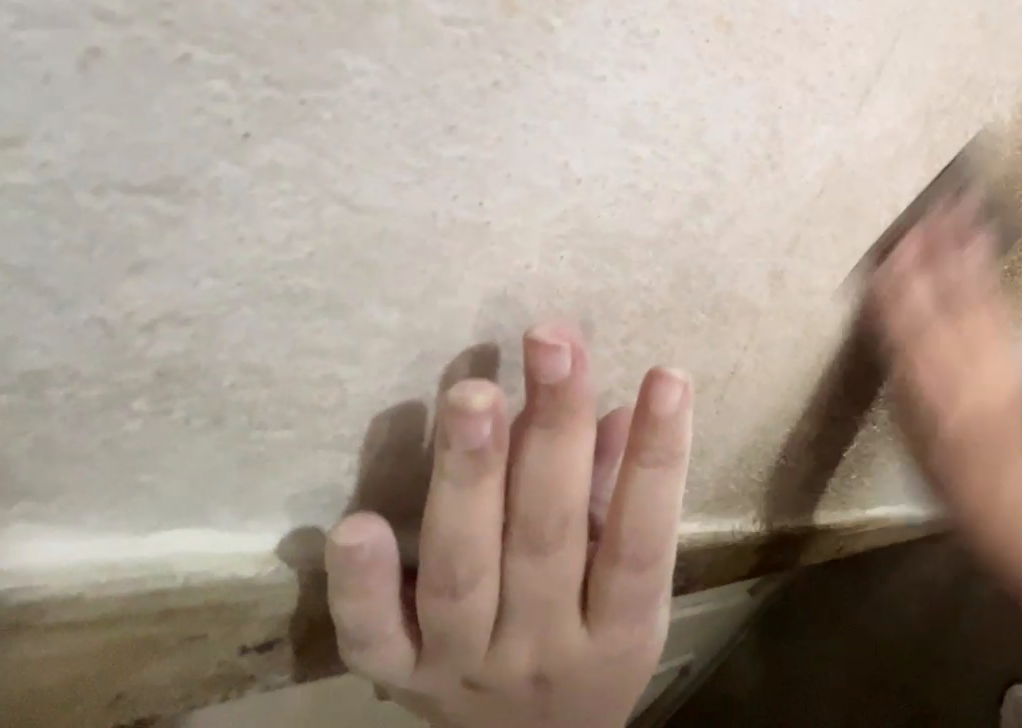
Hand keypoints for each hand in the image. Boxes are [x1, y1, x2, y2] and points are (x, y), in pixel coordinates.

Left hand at [325, 322, 693, 727]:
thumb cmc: (602, 650)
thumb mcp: (640, 595)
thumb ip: (629, 500)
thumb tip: (625, 410)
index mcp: (621, 628)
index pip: (644, 538)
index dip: (659, 457)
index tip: (667, 373)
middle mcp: (546, 649)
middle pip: (548, 537)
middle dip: (553, 432)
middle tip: (551, 342)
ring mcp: (465, 668)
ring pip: (465, 572)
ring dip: (469, 479)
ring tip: (474, 392)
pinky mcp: (401, 680)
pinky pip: (374, 639)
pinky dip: (364, 587)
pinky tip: (354, 523)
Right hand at [866, 199, 1021, 509]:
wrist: (992, 468)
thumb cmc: (933, 448)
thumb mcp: (899, 405)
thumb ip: (895, 354)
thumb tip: (887, 312)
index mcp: (913, 361)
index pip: (899, 302)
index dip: (897, 266)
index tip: (895, 235)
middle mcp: (947, 342)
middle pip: (936, 280)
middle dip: (934, 238)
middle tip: (933, 196)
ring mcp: (981, 338)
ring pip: (967, 277)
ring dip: (963, 237)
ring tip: (963, 200)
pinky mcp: (1005, 340)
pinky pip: (993, 293)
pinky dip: (986, 263)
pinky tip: (983, 239)